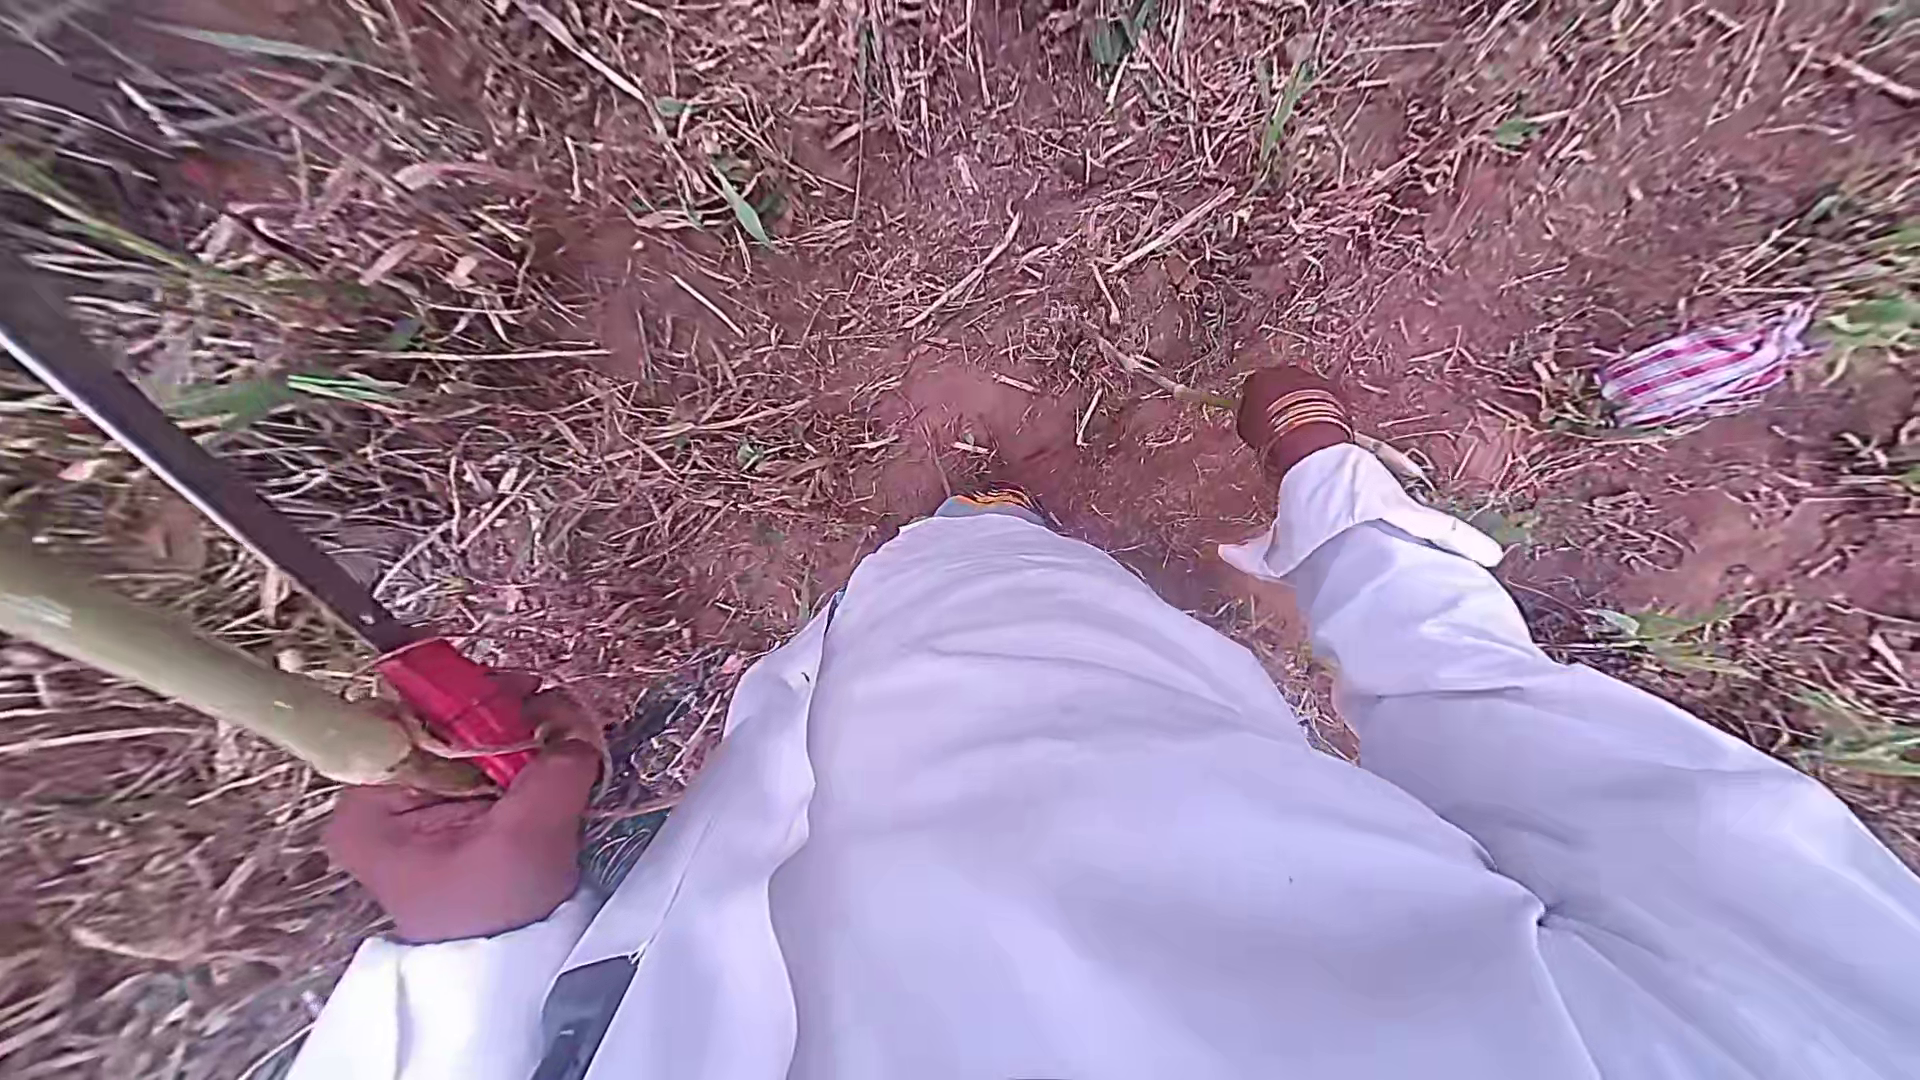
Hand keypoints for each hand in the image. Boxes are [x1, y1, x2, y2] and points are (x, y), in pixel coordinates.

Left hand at [325, 690, 601, 943]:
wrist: (518, 952)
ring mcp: (440, 788)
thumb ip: (553, 770)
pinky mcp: (477, 791)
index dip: (462, 695)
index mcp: (376, 803)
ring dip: (541, 725)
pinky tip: (570, 755)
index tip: (524, 693)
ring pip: (490, 726)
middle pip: (454, 715)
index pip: (403, 717)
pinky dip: (546, 742)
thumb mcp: (525, 836)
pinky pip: (510, 745)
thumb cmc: (500, 905)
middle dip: (517, 710)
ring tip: (575, 743)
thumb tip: (576, 727)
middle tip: (564, 720)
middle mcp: (399, 787)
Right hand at [1236, 366, 1352, 479]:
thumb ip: (1248, 414)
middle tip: (1279, 414)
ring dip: (1302, 398)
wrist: (1304, 433)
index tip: (1257, 410)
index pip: (1254, 383)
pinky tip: (1315, 421)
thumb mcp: (1246, 427)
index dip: (1256, 398)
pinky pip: (1324, 394)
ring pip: (1304, 385)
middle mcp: (1285, 372)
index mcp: (1259, 378)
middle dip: (1281, 394)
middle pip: (1282, 380)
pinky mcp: (1332, 387)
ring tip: (1299, 420)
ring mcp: (1311, 377)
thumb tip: (1252, 416)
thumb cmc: (1270, 430)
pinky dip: (1319, 404)